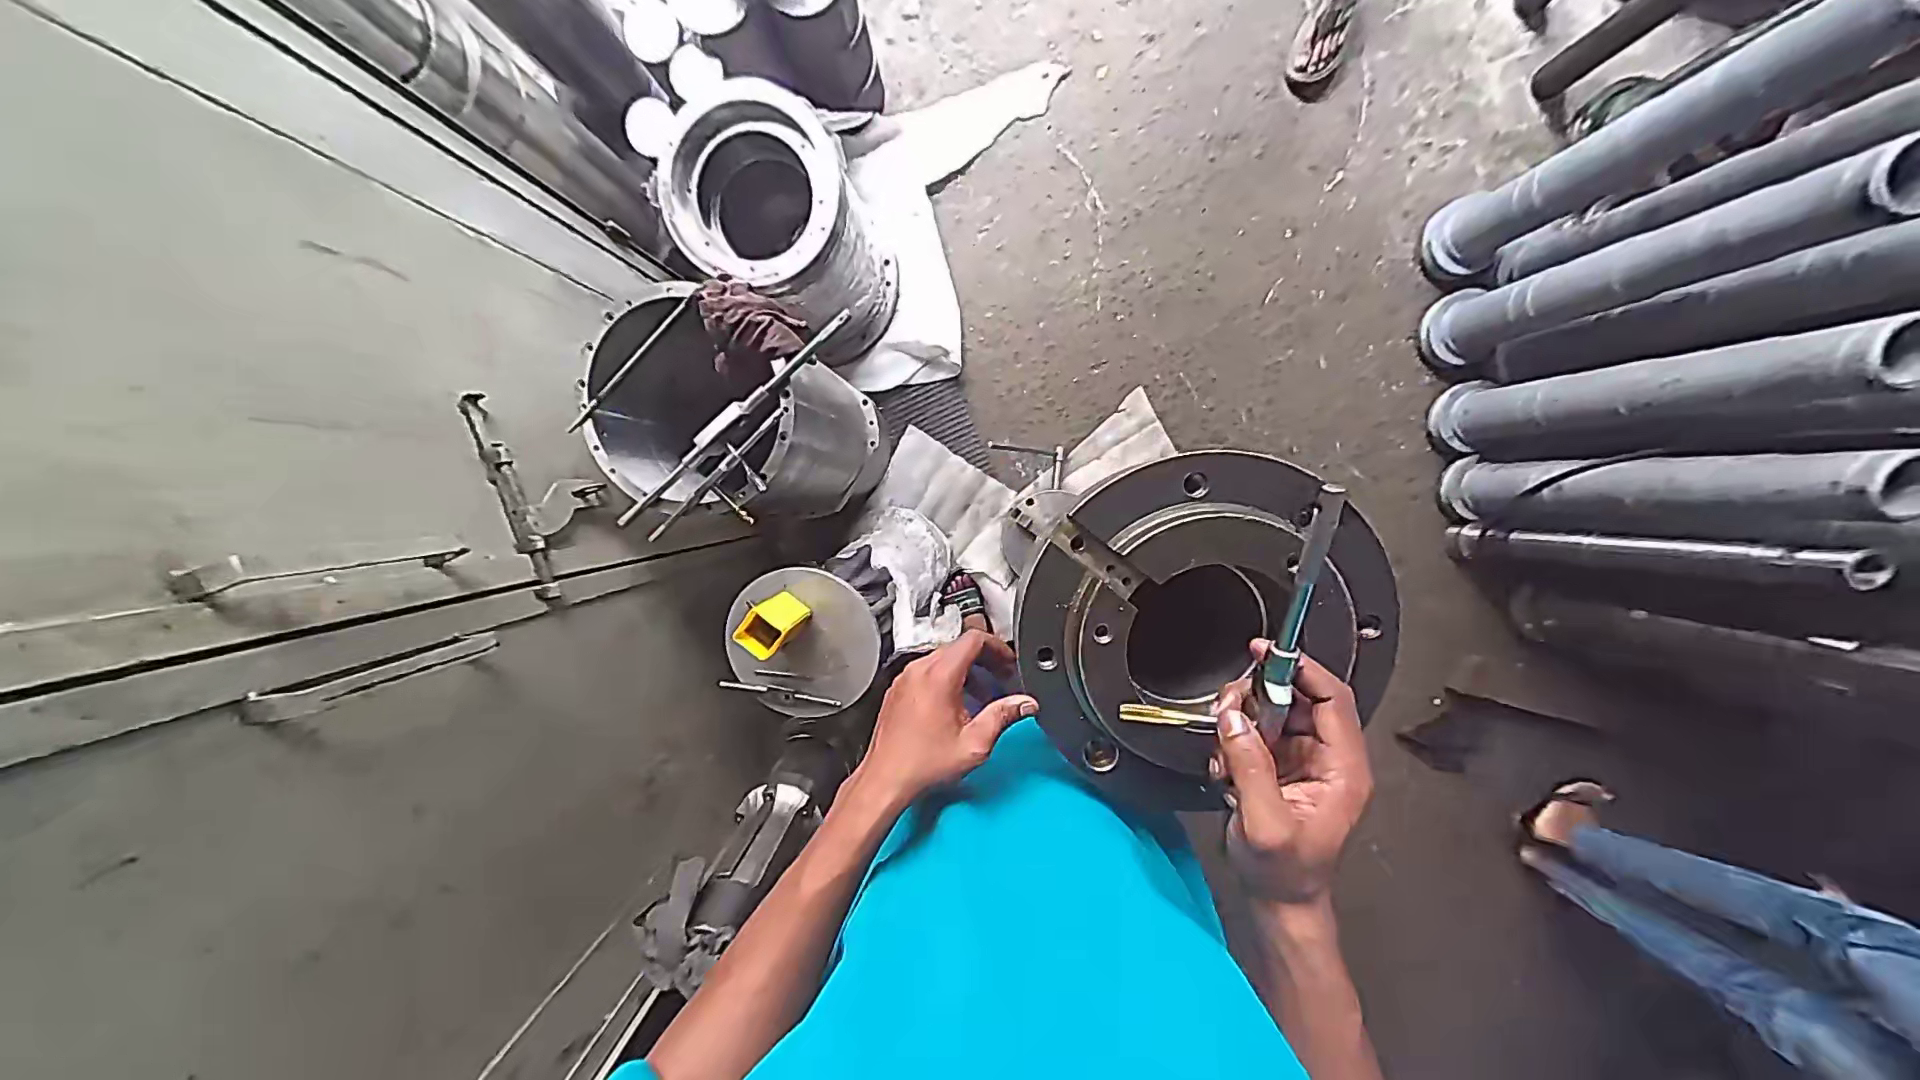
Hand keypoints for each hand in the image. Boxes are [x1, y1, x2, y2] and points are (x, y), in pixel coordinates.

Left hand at [851, 630, 1037, 810]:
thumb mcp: (975, 742)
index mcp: (939, 676)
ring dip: (968, 671)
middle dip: (986, 660)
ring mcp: (906, 678)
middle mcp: (919, 671)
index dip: (998, 646)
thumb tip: (1024, 703)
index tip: (1008, 661)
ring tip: (983, 696)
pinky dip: (948, 678)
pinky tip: (958, 704)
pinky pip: (928, 671)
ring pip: (944, 658)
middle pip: (959, 647)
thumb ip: (1003, 716)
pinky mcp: (899, 689)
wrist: (886, 778)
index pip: (973, 639)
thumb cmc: (921, 764)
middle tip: (1001, 678)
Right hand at [1210, 640, 1371, 907]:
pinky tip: (1227, 767)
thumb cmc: (1286, 872)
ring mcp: (1300, 758)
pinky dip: (1232, 738)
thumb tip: (1233, 718)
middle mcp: (1326, 757)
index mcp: (1342, 769)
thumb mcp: (1265, 823)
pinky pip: (1252, 729)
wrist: (1279, 898)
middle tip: (1228, 711)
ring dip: (1239, 720)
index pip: (1332, 698)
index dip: (1301, 669)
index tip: (1268, 654)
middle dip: (1255, 697)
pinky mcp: (1278, 762)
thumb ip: (1248, 767)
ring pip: (1269, 709)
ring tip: (1225, 751)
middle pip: (1294, 696)